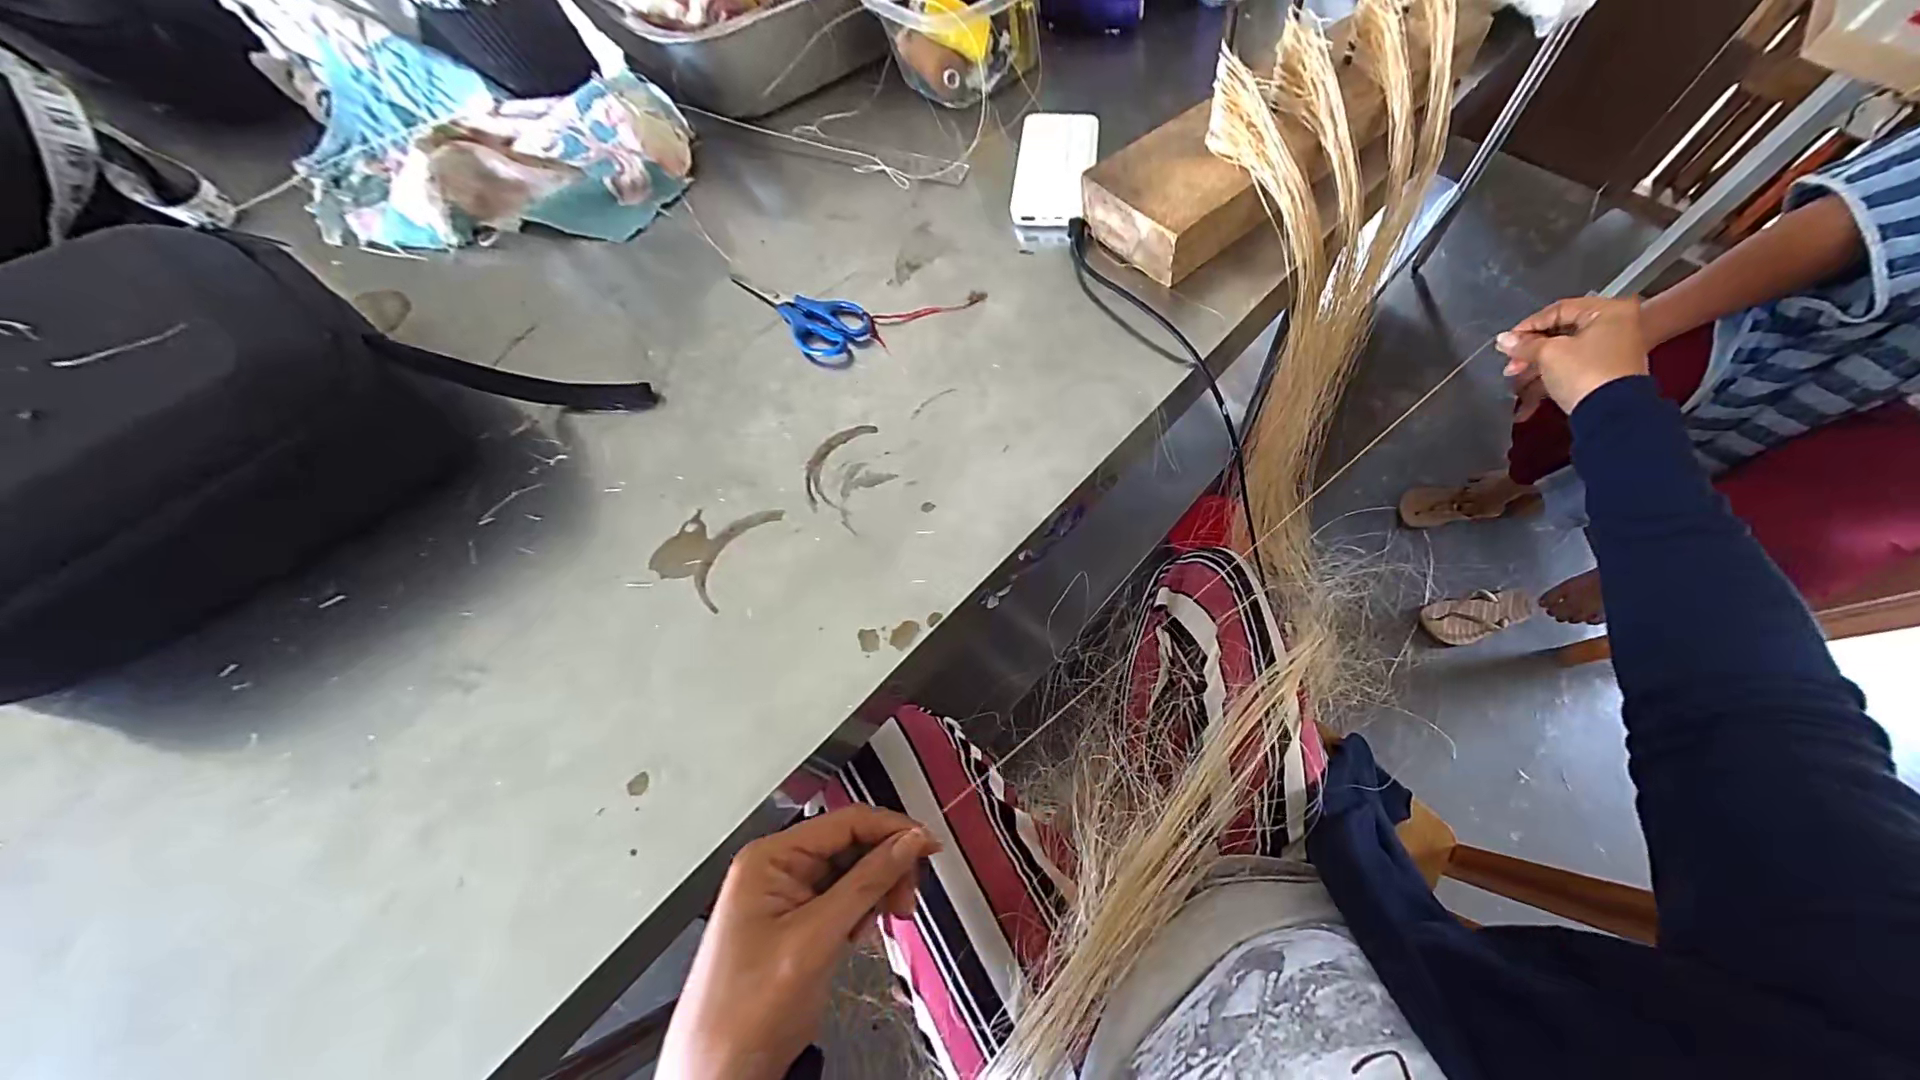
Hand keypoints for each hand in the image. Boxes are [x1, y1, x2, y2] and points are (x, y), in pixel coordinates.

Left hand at [657, 806, 940, 1079]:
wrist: (718, 1079)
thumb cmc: (740, 1016)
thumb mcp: (815, 940)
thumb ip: (866, 884)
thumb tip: (905, 843)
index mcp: (769, 859)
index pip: (845, 821)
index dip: (891, 829)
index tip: (926, 843)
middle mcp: (776, 869)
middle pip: (851, 843)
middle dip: (887, 865)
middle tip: (908, 894)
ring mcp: (786, 895)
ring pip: (852, 870)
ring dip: (878, 889)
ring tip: (890, 916)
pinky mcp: (797, 922)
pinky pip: (843, 897)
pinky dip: (864, 909)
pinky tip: (864, 929)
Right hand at [1497, 296, 1650, 418]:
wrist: (1611, 410)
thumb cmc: (1584, 371)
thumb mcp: (1548, 353)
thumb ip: (1524, 344)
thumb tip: (1503, 339)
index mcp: (1607, 311)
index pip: (1558, 310)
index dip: (1527, 326)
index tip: (1506, 342)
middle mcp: (1613, 325)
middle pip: (1558, 332)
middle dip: (1529, 350)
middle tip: (1511, 364)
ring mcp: (1608, 349)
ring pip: (1561, 352)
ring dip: (1533, 367)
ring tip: (1513, 381)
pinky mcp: (1602, 371)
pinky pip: (1568, 367)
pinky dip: (1546, 378)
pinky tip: (1526, 397)